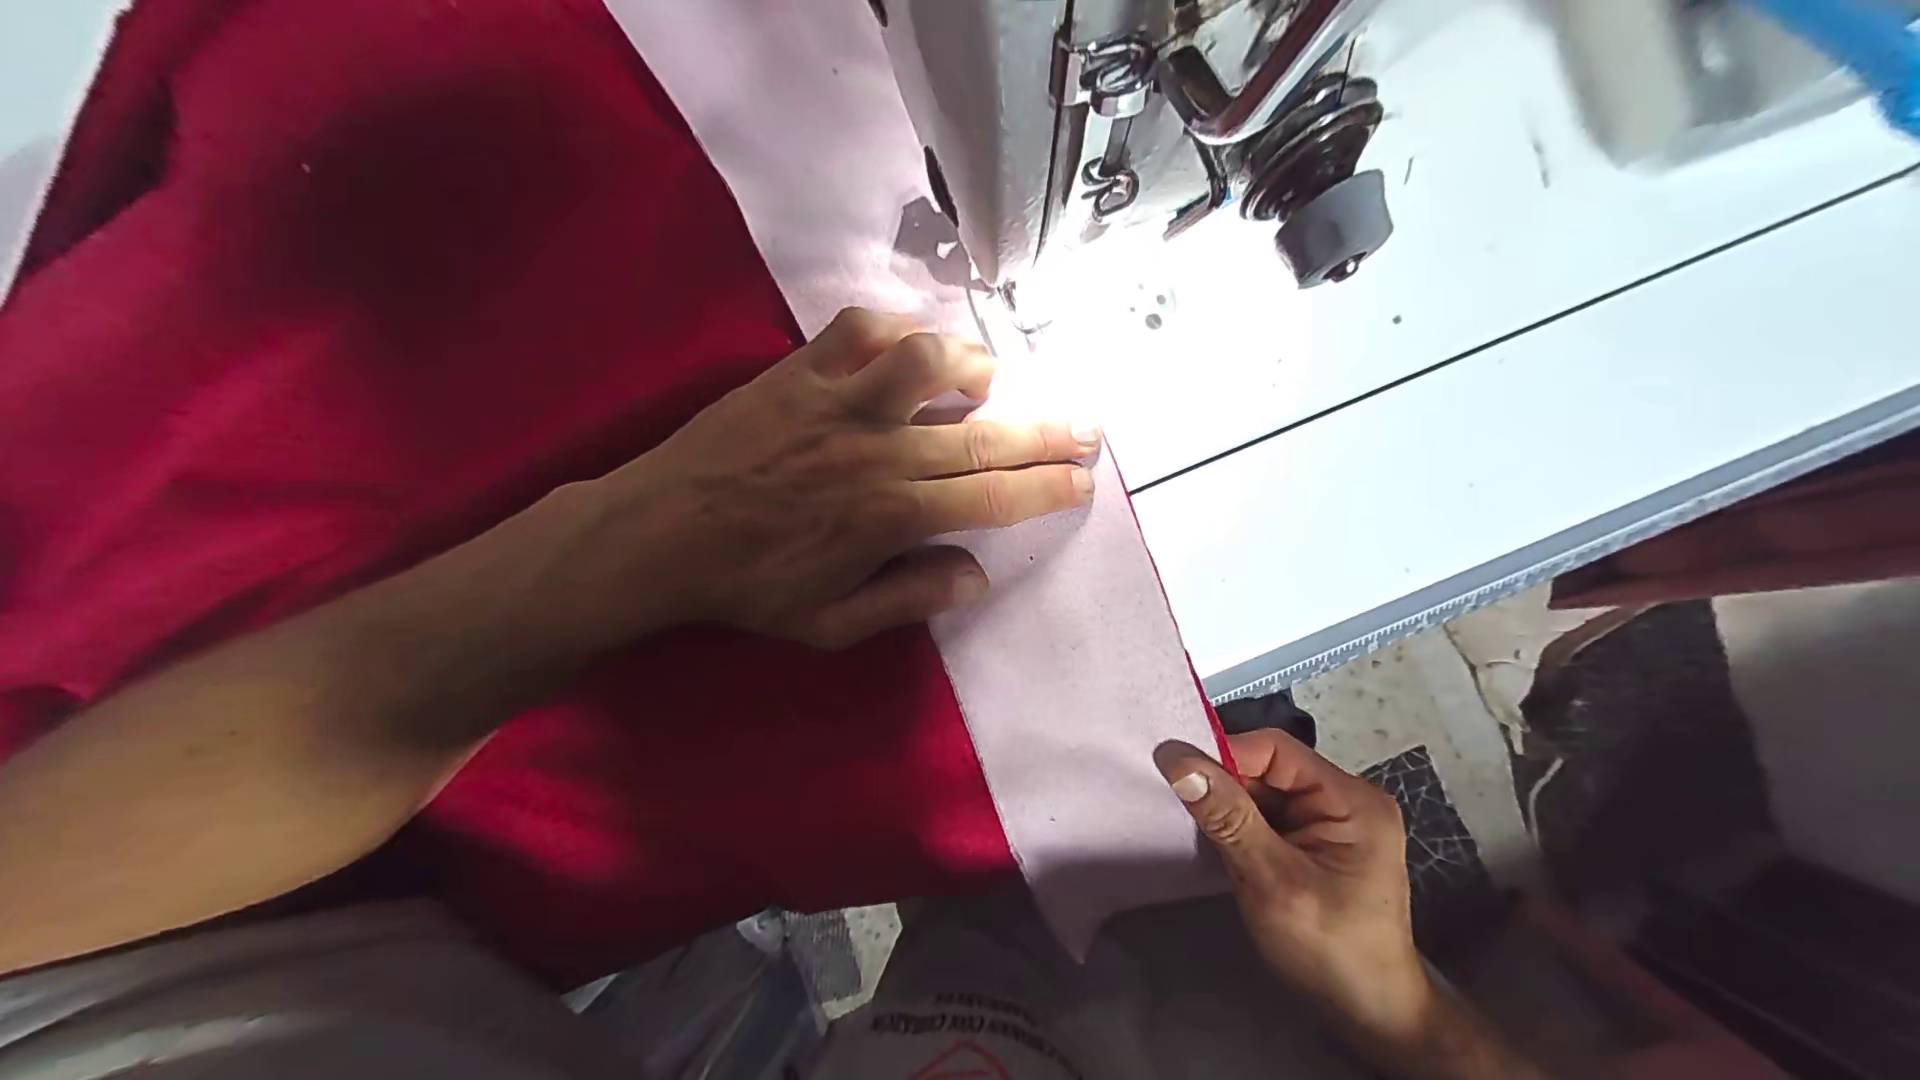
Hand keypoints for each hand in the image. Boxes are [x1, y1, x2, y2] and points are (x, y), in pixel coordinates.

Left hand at [571, 308, 1097, 648]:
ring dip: (971, 366)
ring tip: (986, 380)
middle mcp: (876, 454)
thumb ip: (908, 600)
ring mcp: (836, 405)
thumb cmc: (748, 587)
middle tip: (1087, 426)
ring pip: (926, 363)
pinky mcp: (797, 373)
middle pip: (982, 436)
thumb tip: (975, 576)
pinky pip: (858, 330)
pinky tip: (908, 346)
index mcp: (889, 519)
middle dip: (1046, 432)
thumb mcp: (830, 625)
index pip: (993, 499)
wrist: (659, 536)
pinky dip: (895, 328)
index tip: (1083, 479)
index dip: (1047, 488)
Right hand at [1155, 730, 1429, 1037]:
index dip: (1224, 755)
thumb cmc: (1330, 951)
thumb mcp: (1272, 882)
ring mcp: (1328, 818)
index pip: (1274, 751)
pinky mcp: (1310, 837)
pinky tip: (1219, 839)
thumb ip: (1227, 817)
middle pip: (1265, 766)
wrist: (1369, 1016)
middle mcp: (1342, 798)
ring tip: (1200, 826)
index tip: (1178, 774)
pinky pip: (1262, 811)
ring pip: (1259, 788)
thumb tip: (1176, 758)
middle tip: (1184, 807)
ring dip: (1226, 805)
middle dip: (1224, 784)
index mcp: (1351, 800)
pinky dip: (1235, 821)